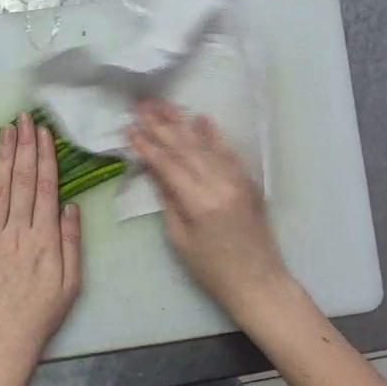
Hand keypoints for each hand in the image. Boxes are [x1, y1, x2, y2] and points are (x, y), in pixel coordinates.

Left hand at [0, 112, 82, 375]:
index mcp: (45, 239)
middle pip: (23, 180)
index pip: (46, 188)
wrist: (1, 340)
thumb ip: (72, 242)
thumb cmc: (41, 314)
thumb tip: (71, 205)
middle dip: (24, 146)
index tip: (44, 133)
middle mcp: (17, 231)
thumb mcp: (72, 283)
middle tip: (24, 118)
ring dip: (3, 157)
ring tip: (6, 130)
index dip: (45, 157)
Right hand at [126, 99, 290, 312]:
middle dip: (160, 126)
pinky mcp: (248, 182)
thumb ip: (167, 200)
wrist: (258, 281)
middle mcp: (219, 183)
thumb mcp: (179, 238)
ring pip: (204, 145)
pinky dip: (213, 135)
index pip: (167, 164)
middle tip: (141, 106)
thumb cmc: (211, 268)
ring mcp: (237, 179)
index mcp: (198, 201)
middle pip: (184, 148)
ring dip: (182, 123)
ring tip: (164, 104)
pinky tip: (201, 118)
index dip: (146, 145)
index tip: (128, 128)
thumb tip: (154, 170)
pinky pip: (227, 152)